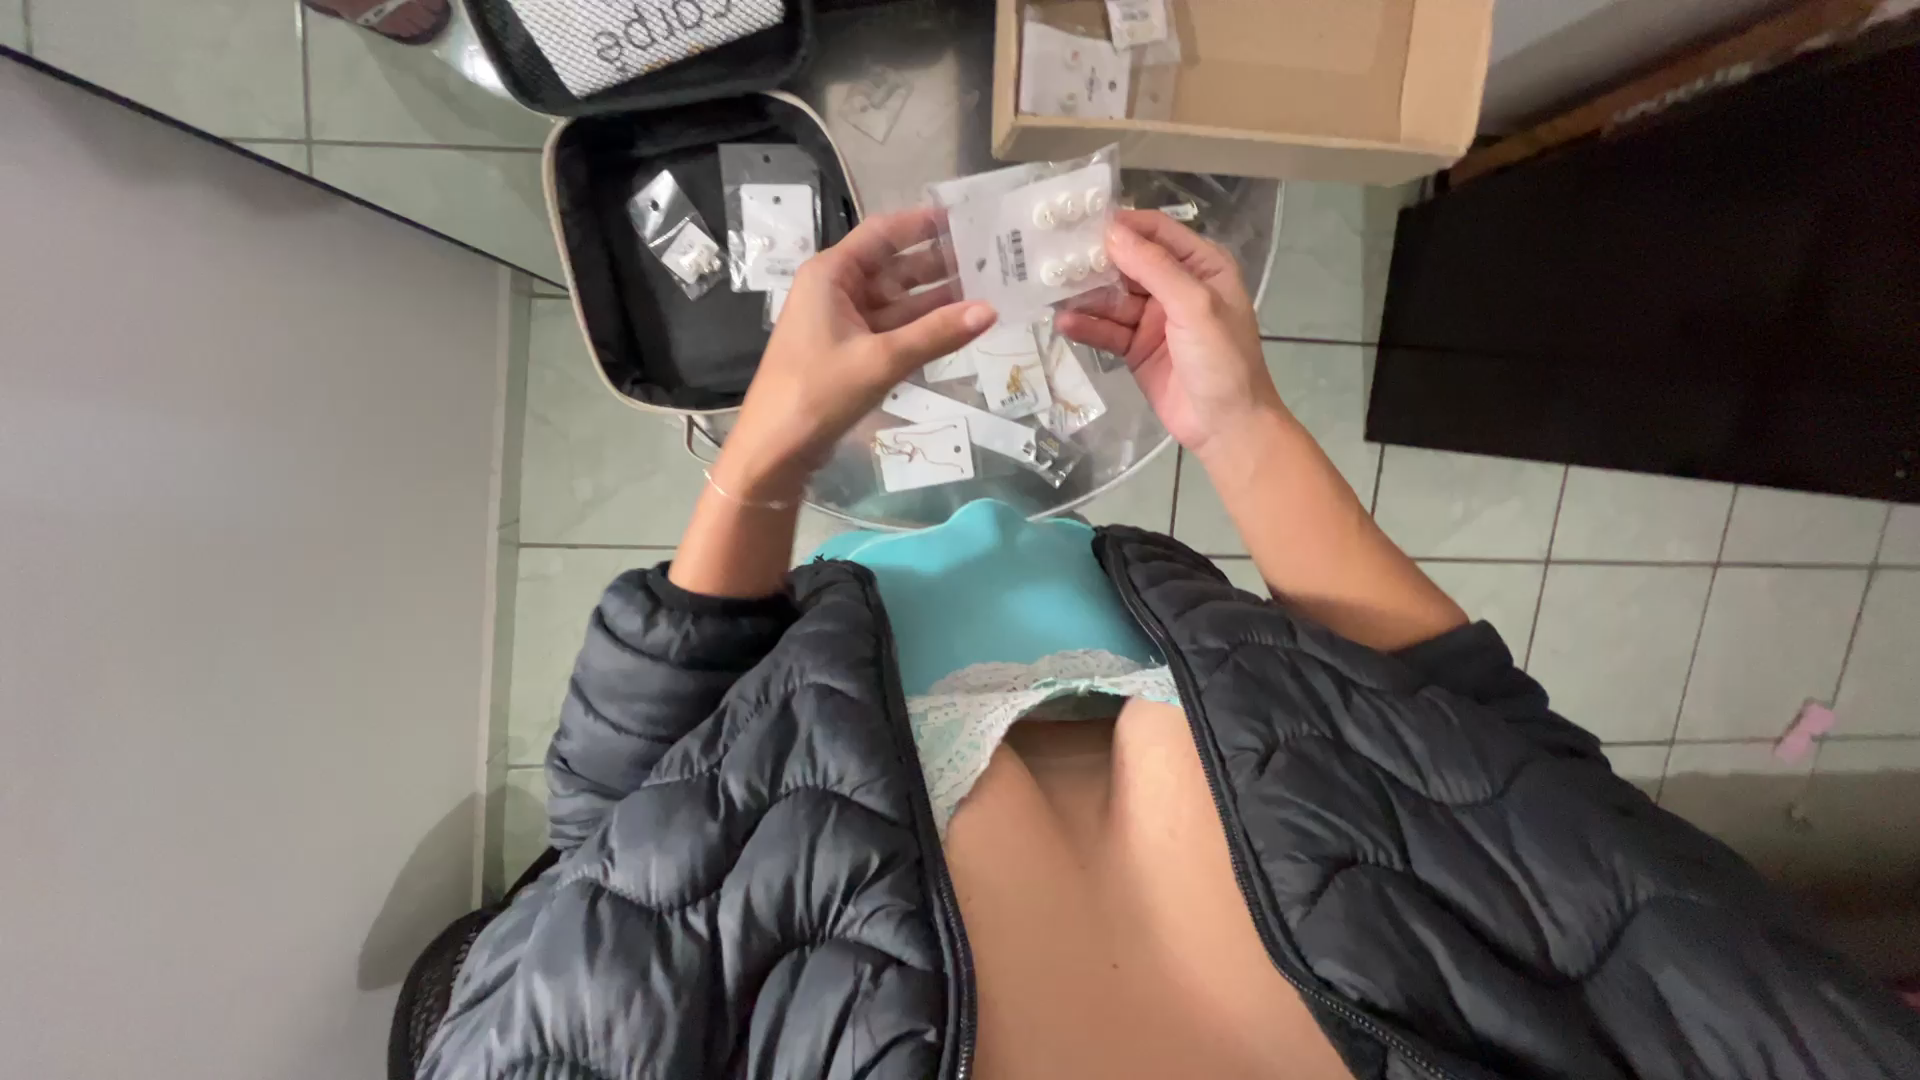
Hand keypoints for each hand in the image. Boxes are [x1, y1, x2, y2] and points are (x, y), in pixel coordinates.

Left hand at [712, 207, 997, 500]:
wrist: (775, 448)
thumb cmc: (818, 392)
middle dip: (938, 265)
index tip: (965, 218)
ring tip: (985, 291)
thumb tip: (990, 311)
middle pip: (893, 268)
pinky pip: (892, 331)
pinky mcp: (849, 354)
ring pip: (896, 303)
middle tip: (989, 259)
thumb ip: (936, 334)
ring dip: (935, 300)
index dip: (923, 224)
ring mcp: (843, 324)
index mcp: (831, 275)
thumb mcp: (881, 360)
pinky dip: (920, 330)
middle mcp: (836, 291)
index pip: (883, 234)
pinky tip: (956, 328)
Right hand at [1053, 210, 1282, 458]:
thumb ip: (1154, 268)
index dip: (1124, 226)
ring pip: (1113, 299)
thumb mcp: (1194, 306)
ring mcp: (1154, 319)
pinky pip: (1108, 331)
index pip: (1158, 233)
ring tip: (1051, 291)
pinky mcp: (1136, 349)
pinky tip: (1064, 322)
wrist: (1225, 425)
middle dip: (1096, 262)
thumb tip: (1112, 233)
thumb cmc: (1222, 359)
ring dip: (1086, 296)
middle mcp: (1176, 287)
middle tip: (1055, 256)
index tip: (1083, 222)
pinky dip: (1088, 327)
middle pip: (1129, 264)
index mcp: (1202, 266)